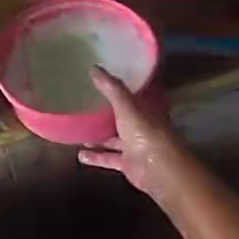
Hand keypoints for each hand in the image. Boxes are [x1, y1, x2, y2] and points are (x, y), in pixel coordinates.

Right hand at [77, 67, 194, 200]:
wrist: (159, 170)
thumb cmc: (146, 134)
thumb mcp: (127, 107)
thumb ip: (112, 89)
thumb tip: (94, 68)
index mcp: (146, 110)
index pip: (134, 96)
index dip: (120, 89)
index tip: (103, 82)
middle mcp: (142, 127)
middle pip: (123, 118)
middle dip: (106, 115)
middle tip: (85, 107)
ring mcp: (136, 147)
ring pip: (114, 140)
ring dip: (98, 138)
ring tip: (79, 131)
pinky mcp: (128, 164)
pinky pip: (109, 158)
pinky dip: (96, 157)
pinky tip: (80, 156)